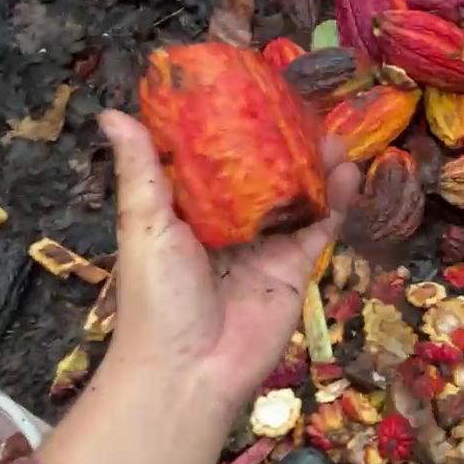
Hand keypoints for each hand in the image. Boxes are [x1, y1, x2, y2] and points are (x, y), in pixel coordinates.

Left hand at [36, 110, 356, 463]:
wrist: (191, 370)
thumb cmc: (158, 298)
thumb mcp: (146, 227)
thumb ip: (143, 172)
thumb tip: (114, 112)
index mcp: (190, 212)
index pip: (215, 160)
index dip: (234, 128)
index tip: (253, 92)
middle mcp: (232, 225)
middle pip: (265, 175)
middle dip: (287, 145)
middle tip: (308, 110)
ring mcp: (267, 246)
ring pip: (298, 197)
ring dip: (317, 167)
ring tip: (334, 135)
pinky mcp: (296, 268)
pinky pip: (320, 228)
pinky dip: (336, 201)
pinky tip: (348, 173)